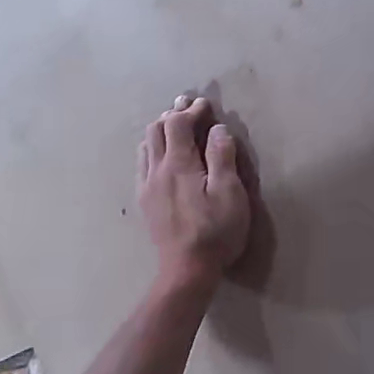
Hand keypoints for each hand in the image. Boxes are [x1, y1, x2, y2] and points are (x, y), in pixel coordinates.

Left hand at [136, 96, 250, 298]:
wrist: (187, 269)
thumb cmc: (216, 230)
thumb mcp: (230, 192)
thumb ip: (222, 157)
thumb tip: (217, 130)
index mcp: (178, 165)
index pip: (177, 125)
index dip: (190, 110)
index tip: (206, 104)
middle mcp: (156, 171)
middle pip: (156, 130)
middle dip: (173, 114)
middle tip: (190, 107)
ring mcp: (147, 187)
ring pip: (146, 146)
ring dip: (161, 130)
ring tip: (176, 125)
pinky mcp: (146, 201)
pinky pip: (143, 163)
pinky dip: (154, 148)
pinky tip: (164, 155)